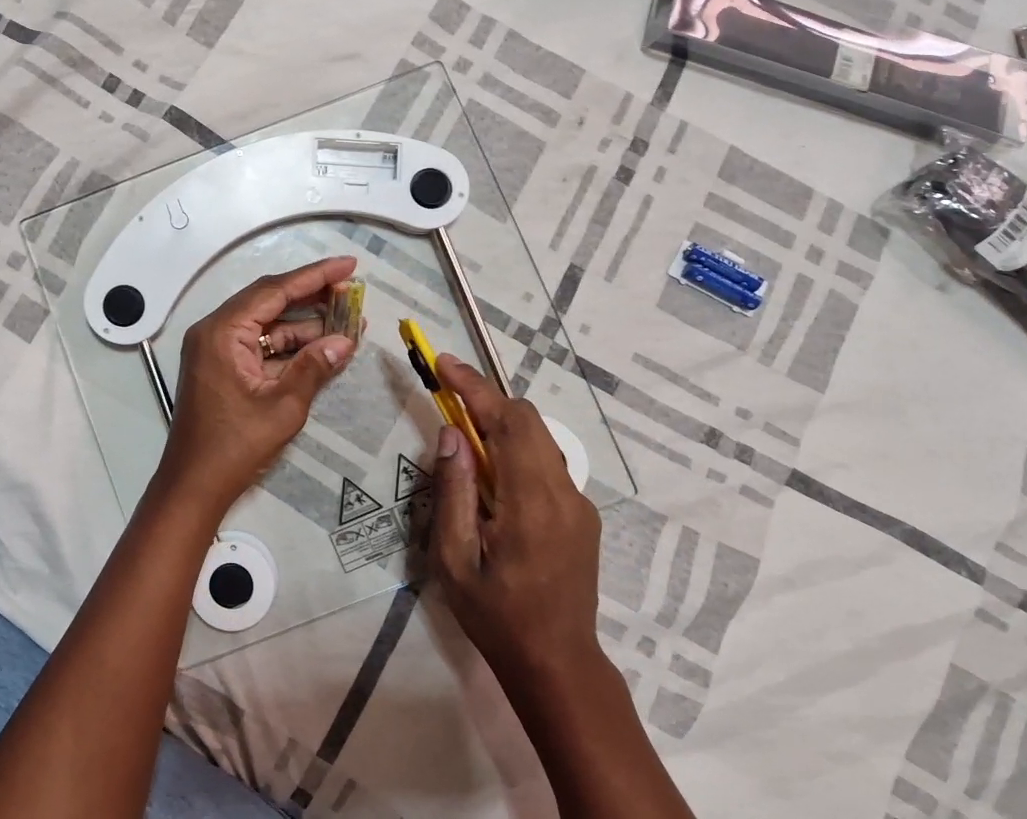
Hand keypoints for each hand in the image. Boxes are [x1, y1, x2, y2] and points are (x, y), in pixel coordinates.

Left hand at [158, 257, 359, 514]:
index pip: (273, 291)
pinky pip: (258, 344)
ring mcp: (215, 350)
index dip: (314, 276)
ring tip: (347, 318)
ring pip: (265, 323)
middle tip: (351, 290)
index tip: (349, 265)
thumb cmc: (234, 446)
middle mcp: (214, 331)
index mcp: (222, 332)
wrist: (194, 484)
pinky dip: (288, 345)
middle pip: (268, 301)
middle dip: (311, 295)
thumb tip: (345, 340)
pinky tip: (322, 345)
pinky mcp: (221, 367)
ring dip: (303, 322)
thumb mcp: (282, 406)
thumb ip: (313, 368)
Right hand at [430, 354, 605, 691]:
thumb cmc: (496, 617)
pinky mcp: (582, 516)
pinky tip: (491, 475)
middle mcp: (564, 494)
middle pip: (529, 421)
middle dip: (486, 398)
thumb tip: (450, 435)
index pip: (509, 423)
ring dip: (501, 424)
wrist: (558, 663)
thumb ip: (454, 493)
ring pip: (541, 440)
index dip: (475, 387)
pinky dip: (516, 450)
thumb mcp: (455, 560)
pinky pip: (547, 465)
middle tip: (445, 392)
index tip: (443, 363)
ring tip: (462, 433)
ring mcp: (580, 504)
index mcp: (532, 504)